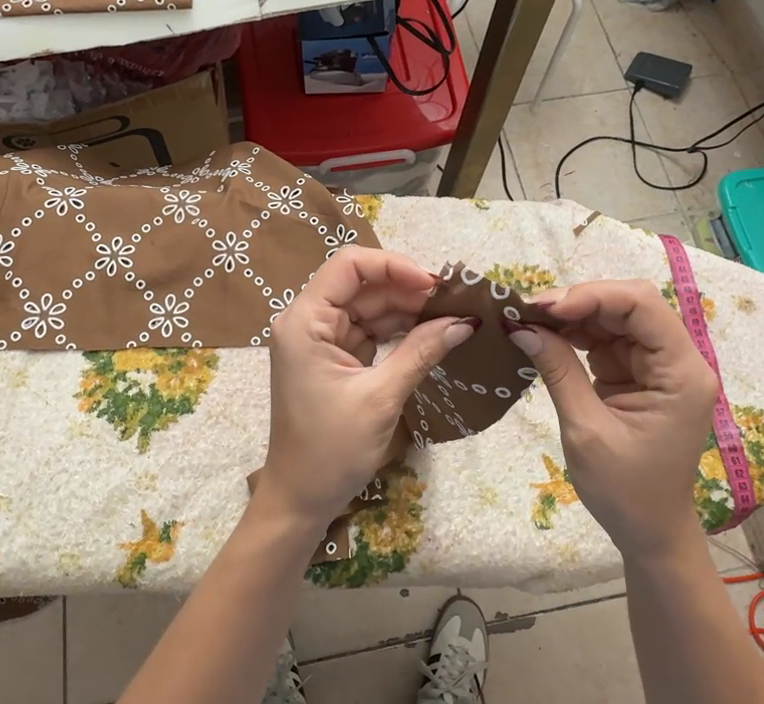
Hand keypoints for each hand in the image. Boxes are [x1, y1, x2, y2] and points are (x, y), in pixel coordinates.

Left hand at [258, 247, 477, 526]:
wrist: (300, 499)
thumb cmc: (331, 449)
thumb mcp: (380, 398)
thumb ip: (420, 352)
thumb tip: (464, 322)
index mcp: (305, 321)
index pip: (348, 266)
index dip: (392, 265)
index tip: (433, 283)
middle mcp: (308, 321)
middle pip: (362, 285)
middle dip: (407, 288)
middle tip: (456, 301)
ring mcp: (321, 340)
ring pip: (369, 306)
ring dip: (408, 309)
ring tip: (452, 314)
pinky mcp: (334, 358)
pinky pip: (369, 330)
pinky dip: (399, 330)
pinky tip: (432, 332)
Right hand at [505, 281, 717, 559]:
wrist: (650, 533)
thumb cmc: (626, 491)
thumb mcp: (586, 431)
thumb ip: (558, 371)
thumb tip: (522, 326)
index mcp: (682, 373)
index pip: (642, 305)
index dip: (593, 295)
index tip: (545, 308)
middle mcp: (677, 360)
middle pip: (630, 304)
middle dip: (579, 301)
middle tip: (529, 311)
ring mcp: (658, 365)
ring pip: (615, 316)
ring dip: (573, 315)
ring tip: (530, 321)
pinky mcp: (638, 374)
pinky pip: (606, 338)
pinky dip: (574, 333)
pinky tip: (545, 336)